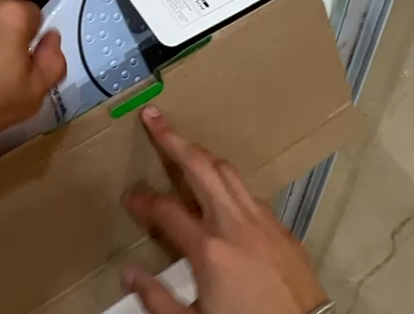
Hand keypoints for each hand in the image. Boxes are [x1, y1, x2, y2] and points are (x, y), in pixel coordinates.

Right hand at [122, 107, 329, 313]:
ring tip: (184, 146)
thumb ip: (158, 299)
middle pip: (199, 165)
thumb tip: (129, 273)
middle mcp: (234, 223)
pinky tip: (222, 195)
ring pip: (228, 171)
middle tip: (153, 117)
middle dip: (172, 138)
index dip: (142, 199)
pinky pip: (250, 194)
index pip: (164, 209)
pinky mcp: (284, 230)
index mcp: (209, 249)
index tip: (129, 197)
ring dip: (202, 154)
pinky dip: (229, 185)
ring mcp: (262, 222)